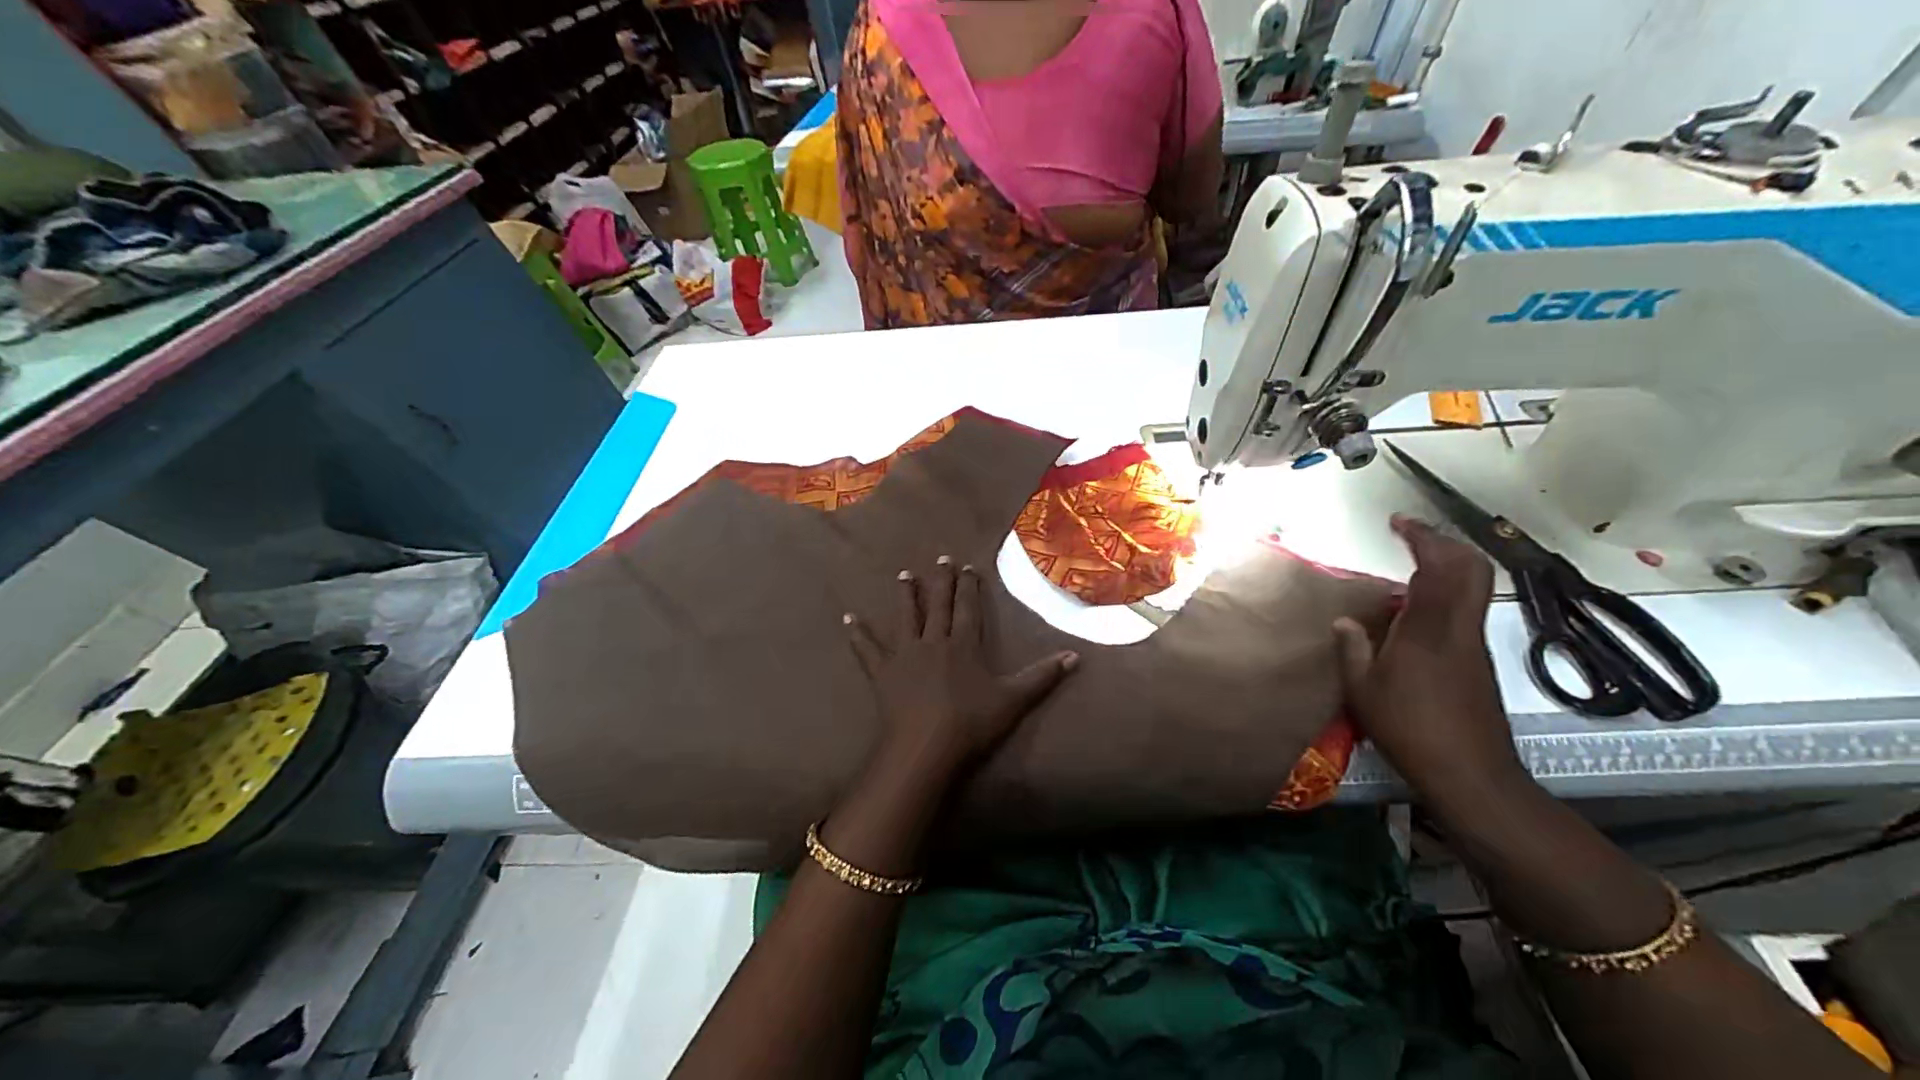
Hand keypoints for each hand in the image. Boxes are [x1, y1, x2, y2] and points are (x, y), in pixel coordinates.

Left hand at [844, 556, 1078, 777]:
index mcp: (963, 645)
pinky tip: (848, 619)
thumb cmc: (971, 722)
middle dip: (941, 581)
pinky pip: (867, 649)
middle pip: (938, 605)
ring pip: (905, 617)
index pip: (968, 608)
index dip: (969, 587)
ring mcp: (905, 655)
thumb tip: (1075, 656)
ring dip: (906, 595)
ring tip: (904, 574)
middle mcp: (933, 641)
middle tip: (940, 559)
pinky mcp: (882, 672)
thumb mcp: (1014, 699)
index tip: (967, 566)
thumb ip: (1042, 676)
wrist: (925, 745)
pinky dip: (857, 634)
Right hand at [1331, 516, 1527, 799]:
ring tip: (1409, 569)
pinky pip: (1464, 610)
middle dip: (1444, 542)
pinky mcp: (1477, 661)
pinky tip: (1413, 614)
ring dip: (1446, 567)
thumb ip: (1352, 650)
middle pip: (1470, 568)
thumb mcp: (1363, 691)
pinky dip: (1444, 594)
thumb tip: (1344, 622)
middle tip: (1411, 536)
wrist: (1472, 773)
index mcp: (1429, 628)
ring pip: (1472, 588)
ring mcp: (1473, 644)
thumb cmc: (1410, 729)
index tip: (1399, 522)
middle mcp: (1459, 627)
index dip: (1423, 537)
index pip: (1439, 566)